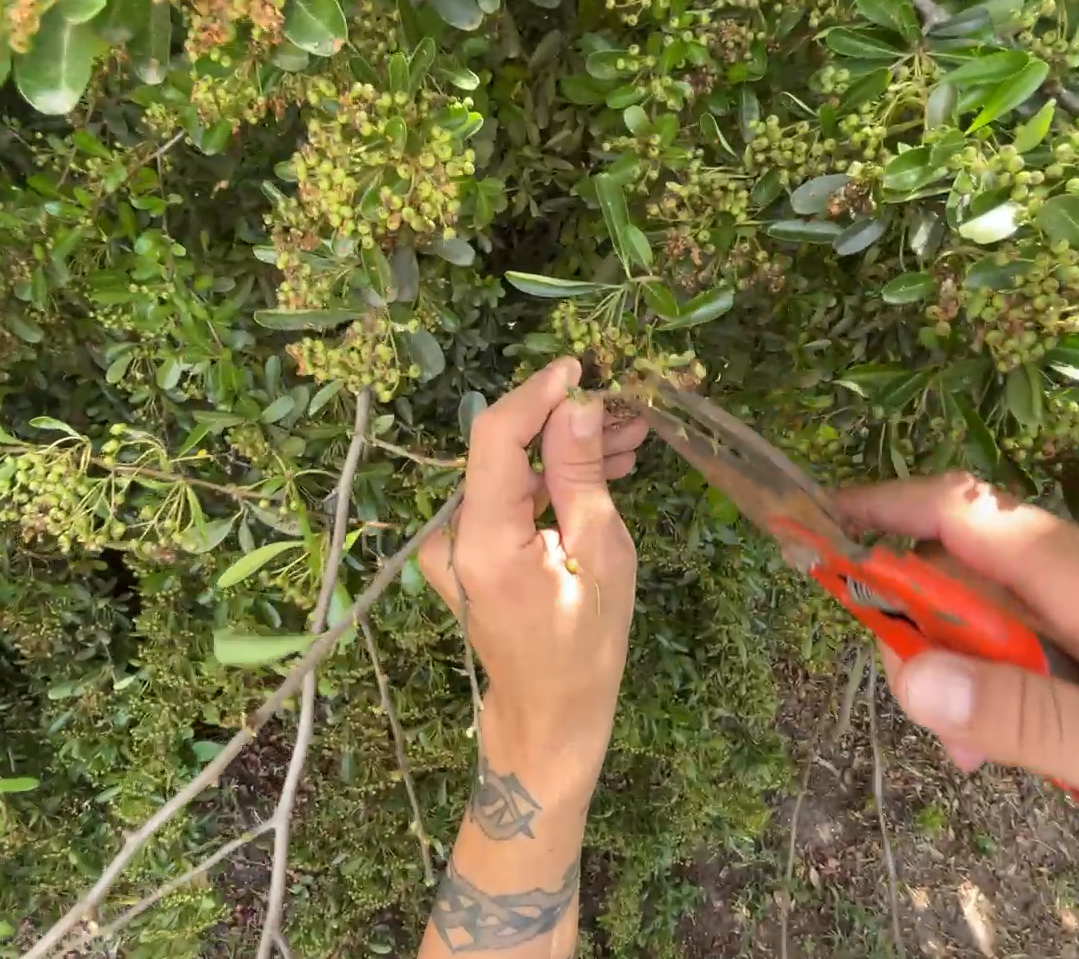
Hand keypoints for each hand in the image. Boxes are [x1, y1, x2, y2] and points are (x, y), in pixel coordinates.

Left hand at [417, 358, 647, 765]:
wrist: (548, 711)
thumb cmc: (585, 647)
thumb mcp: (602, 554)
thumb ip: (581, 473)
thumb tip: (577, 403)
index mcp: (483, 540)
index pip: (496, 436)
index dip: (536, 394)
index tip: (579, 367)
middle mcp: (452, 534)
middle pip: (503, 450)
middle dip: (562, 423)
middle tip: (625, 410)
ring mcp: (452, 542)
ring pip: (510, 470)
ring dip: (562, 452)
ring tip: (627, 439)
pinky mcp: (464, 547)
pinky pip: (507, 497)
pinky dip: (547, 483)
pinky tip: (596, 471)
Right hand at [837, 472, 1078, 920]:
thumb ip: (1033, 723)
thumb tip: (910, 678)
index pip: (961, 513)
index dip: (878, 508)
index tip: (813, 527)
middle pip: (985, 570)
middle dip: (942, 639)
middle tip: (954, 742)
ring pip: (1033, 603)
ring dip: (1001, 667)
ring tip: (1038, 765)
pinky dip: (1052, 669)